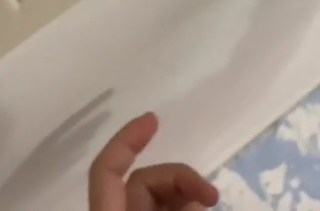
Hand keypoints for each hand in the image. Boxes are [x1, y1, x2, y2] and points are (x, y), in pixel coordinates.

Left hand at [87, 112, 218, 210]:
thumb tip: (197, 202)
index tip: (154, 118)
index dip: (126, 139)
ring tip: (210, 202)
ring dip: (185, 196)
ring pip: (157, 202)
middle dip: (179, 178)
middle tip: (212, 195)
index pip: (107, 167)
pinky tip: (200, 210)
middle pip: (143, 183)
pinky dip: (182, 210)